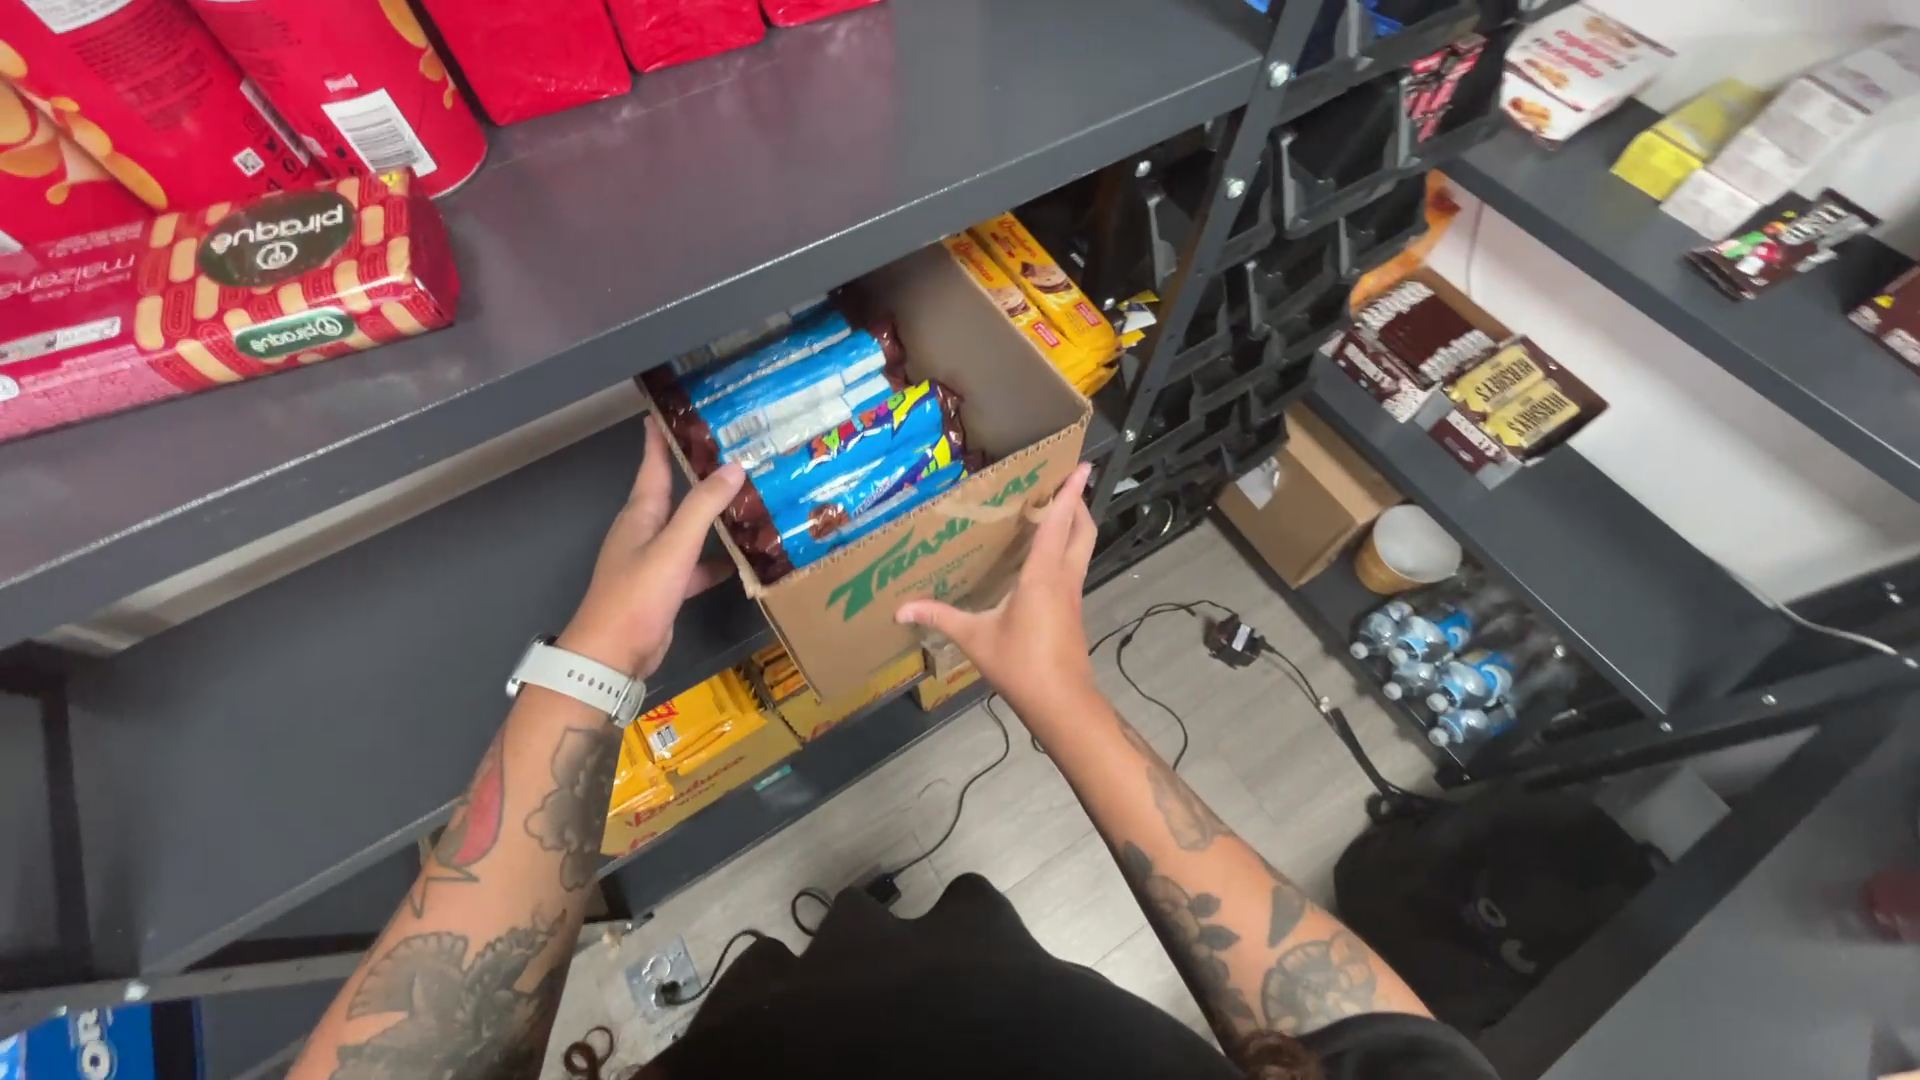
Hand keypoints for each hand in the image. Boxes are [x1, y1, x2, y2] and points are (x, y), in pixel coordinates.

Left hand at [559, 417, 744, 678]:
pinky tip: (741, 560)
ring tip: (746, 500)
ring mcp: (654, 561)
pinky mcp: (665, 588)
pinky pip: (695, 563)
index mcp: (640, 514)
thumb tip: (734, 467)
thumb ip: (704, 507)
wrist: (613, 654)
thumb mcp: (675, 546)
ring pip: (687, 529)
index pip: (651, 464)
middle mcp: (645, 531)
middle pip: (673, 493)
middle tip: (729, 452)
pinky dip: (715, 559)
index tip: (671, 411)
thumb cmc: (638, 594)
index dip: (659, 437)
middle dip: (696, 472)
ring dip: (711, 516)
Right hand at [896, 462, 1098, 719]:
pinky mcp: (1073, 611)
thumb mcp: (976, 639)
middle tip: (1064, 485)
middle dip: (1078, 504)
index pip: (1060, 524)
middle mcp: (1064, 579)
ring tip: (1055, 513)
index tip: (1082, 467)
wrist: (1062, 703)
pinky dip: (1067, 551)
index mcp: (1043, 575)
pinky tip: (1045, 560)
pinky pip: (1074, 568)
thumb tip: (902, 610)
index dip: (1070, 493)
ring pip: (1083, 549)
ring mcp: (1073, 595)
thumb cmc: (1022, 665)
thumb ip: (940, 618)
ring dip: (1075, 527)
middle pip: (1083, 531)